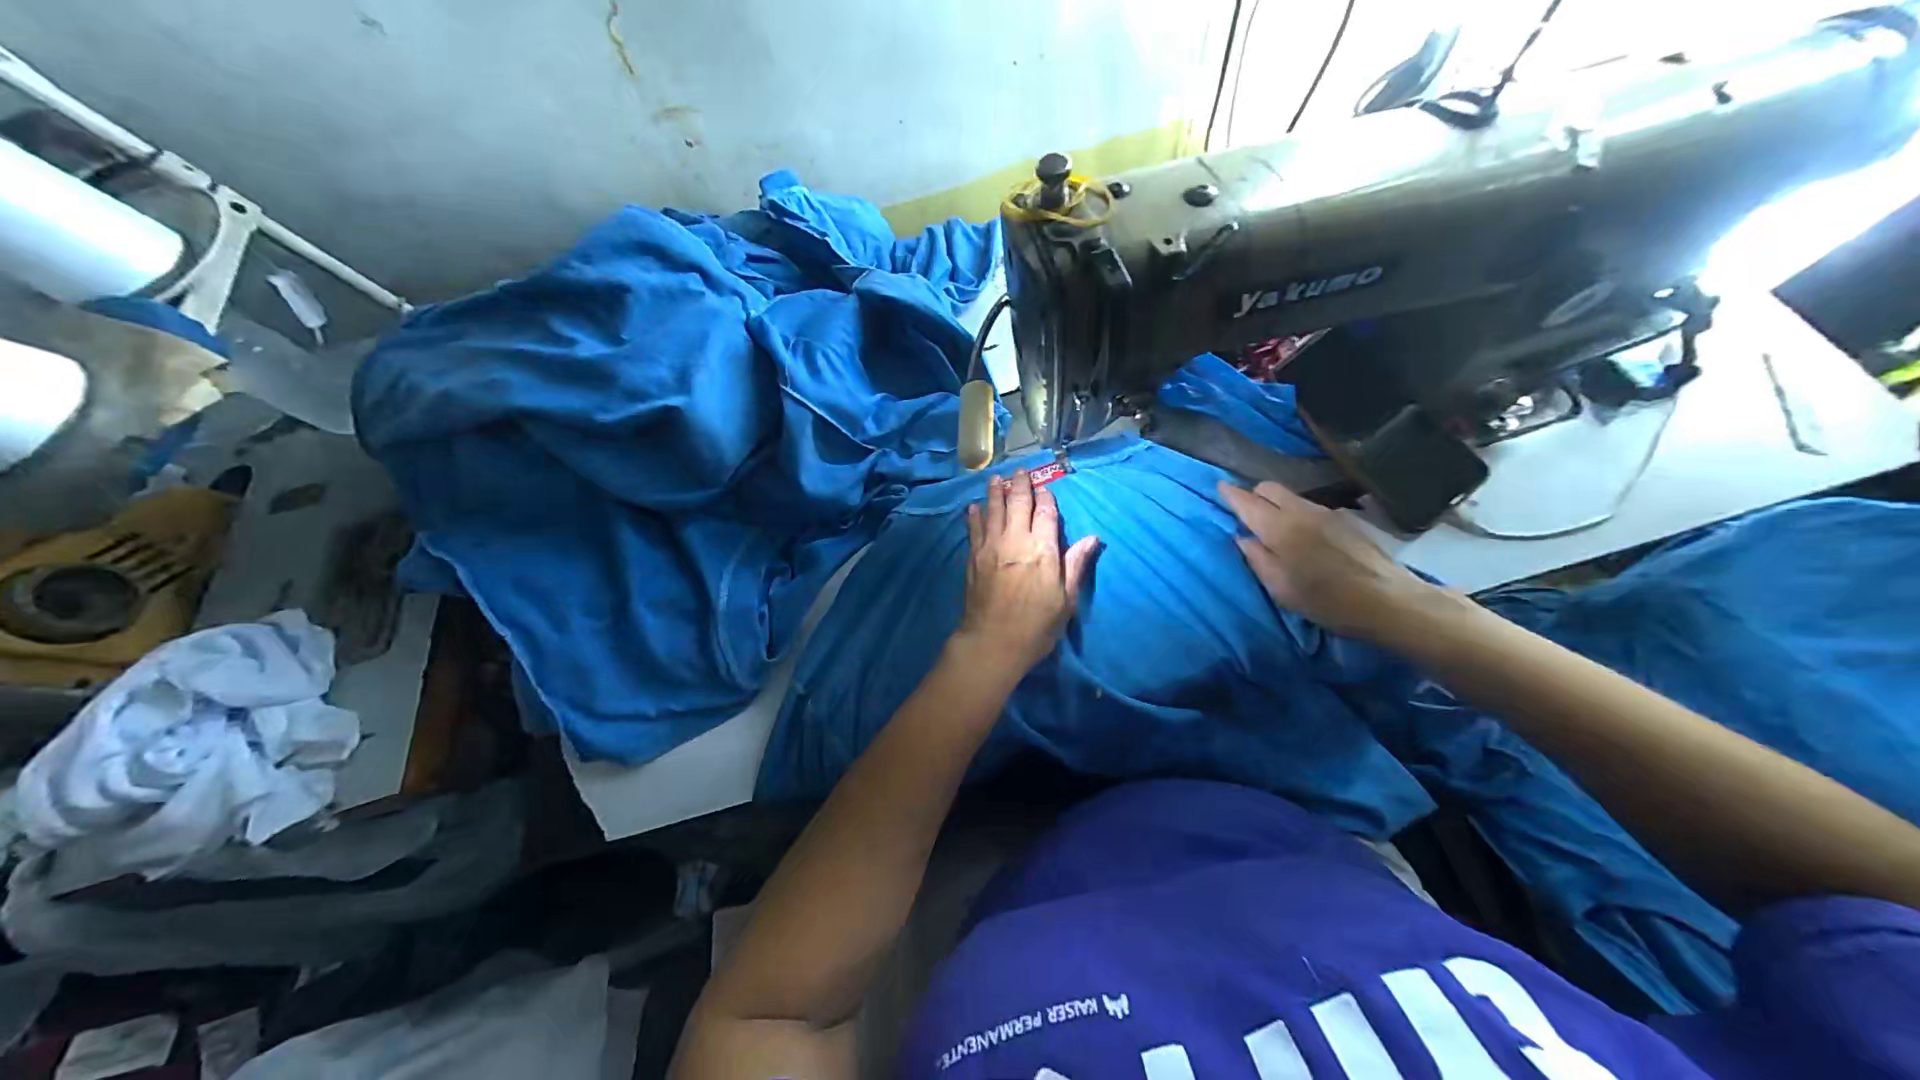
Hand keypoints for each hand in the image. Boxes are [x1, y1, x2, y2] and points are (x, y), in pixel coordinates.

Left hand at [952, 468, 1100, 678]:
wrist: (992, 643)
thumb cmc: (1036, 626)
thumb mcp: (1066, 600)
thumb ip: (1076, 565)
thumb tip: (1093, 538)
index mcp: (1042, 550)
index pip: (1045, 512)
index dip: (1046, 497)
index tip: (1046, 487)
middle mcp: (1015, 540)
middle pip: (1018, 504)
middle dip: (1020, 486)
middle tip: (1020, 472)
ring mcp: (991, 547)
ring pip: (993, 510)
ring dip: (995, 492)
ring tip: (996, 479)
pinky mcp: (973, 558)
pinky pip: (974, 529)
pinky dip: (975, 516)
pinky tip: (974, 507)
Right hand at [1220, 480, 1445, 642]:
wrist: (1387, 600)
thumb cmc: (1326, 600)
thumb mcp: (1281, 588)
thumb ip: (1257, 559)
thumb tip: (1243, 538)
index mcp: (1280, 528)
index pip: (1248, 502)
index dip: (1231, 494)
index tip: (1220, 487)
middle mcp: (1302, 511)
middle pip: (1270, 489)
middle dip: (1253, 495)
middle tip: (1244, 512)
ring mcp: (1326, 513)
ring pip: (1291, 496)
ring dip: (1275, 503)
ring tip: (1271, 524)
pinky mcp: (1345, 520)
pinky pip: (1309, 507)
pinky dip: (1295, 512)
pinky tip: (1301, 534)